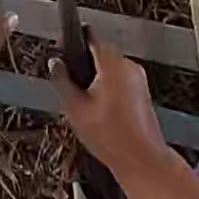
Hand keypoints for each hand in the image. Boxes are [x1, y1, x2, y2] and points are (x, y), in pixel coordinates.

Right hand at [51, 41, 174, 177]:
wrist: (141, 160)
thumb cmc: (111, 136)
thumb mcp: (75, 107)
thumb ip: (62, 80)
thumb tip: (55, 64)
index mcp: (113, 64)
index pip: (91, 38)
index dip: (74, 42)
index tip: (63, 48)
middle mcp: (129, 67)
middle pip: (101, 54)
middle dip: (85, 66)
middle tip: (72, 84)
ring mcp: (139, 80)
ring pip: (111, 69)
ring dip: (98, 79)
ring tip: (86, 104)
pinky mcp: (143, 94)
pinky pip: (121, 82)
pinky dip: (110, 89)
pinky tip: (101, 112)